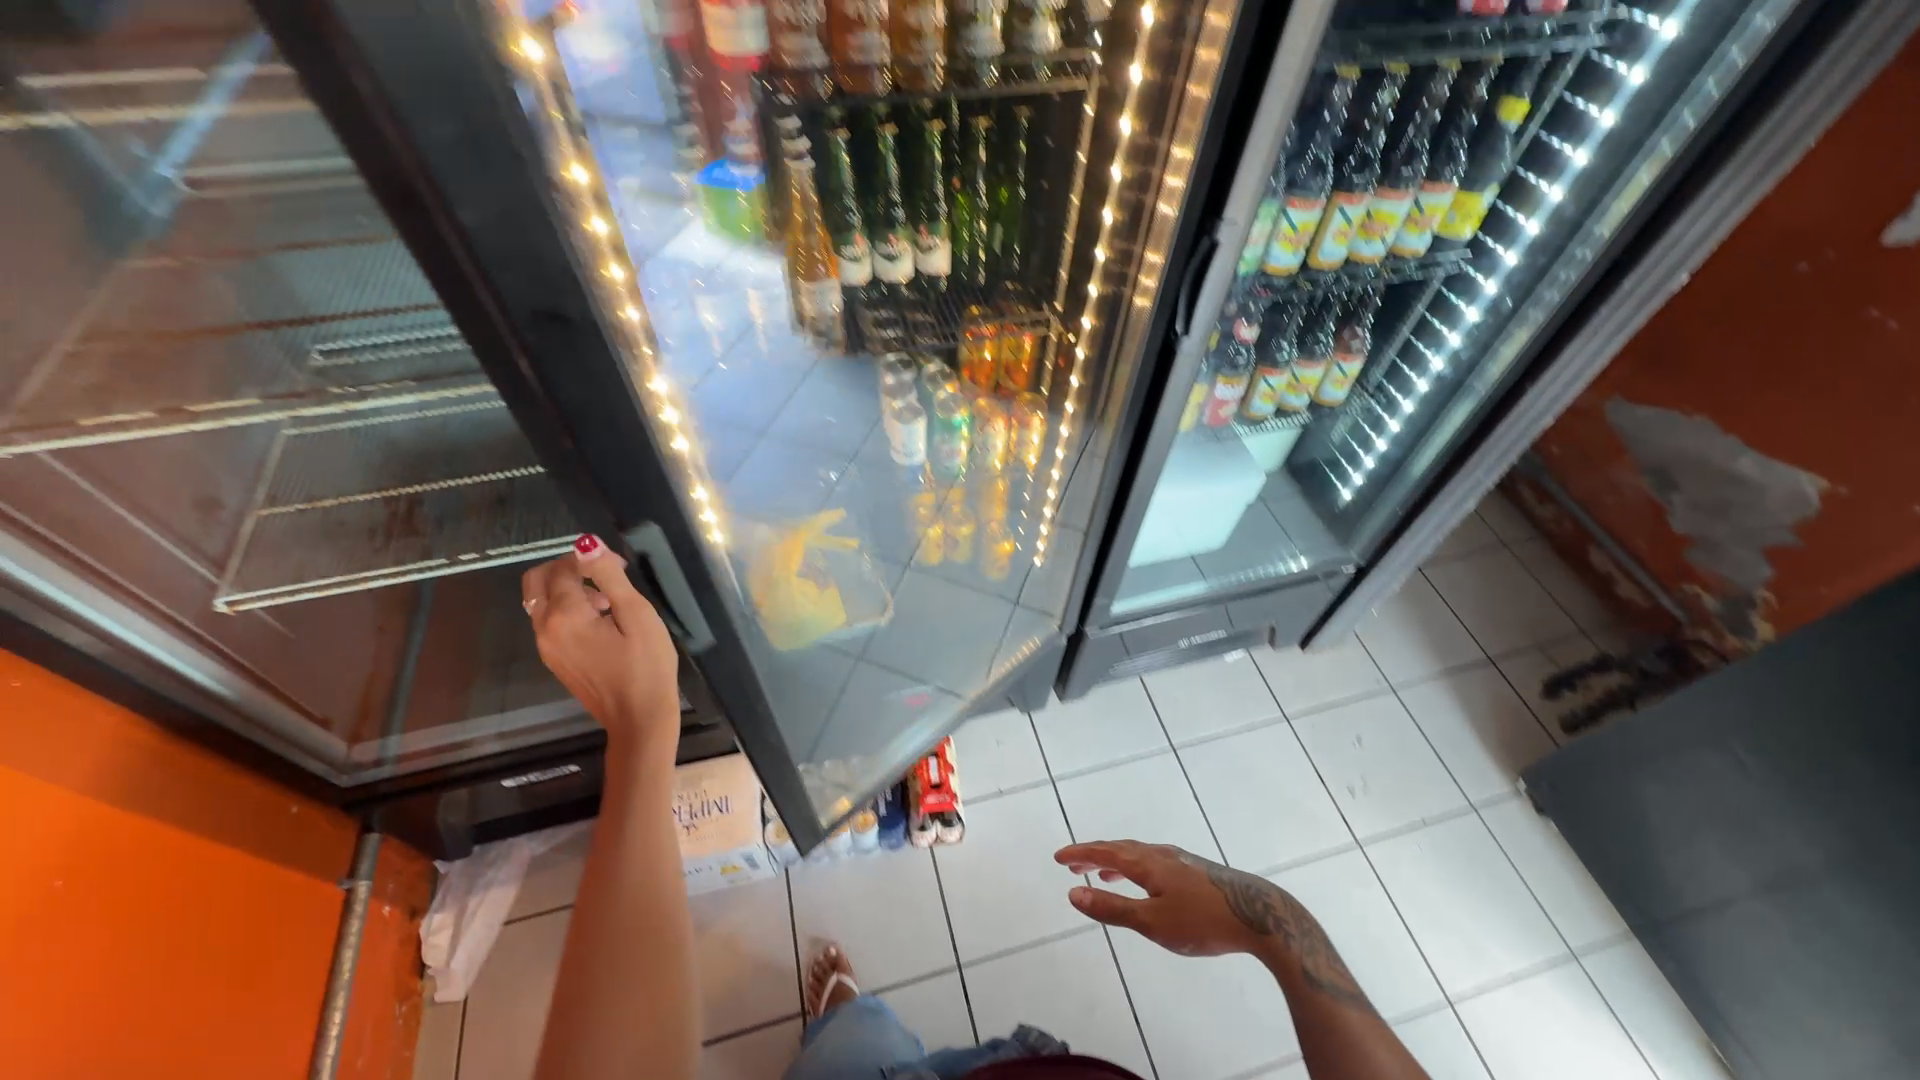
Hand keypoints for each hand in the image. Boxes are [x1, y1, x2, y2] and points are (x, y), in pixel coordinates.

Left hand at [523, 535, 678, 750]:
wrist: (638, 718)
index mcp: (565, 615)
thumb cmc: (646, 666)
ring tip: (609, 600)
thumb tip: (587, 544)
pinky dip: (567, 610)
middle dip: (565, 567)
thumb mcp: (637, 615)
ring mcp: (546, 647)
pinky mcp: (554, 660)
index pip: (564, 568)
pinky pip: (549, 622)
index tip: (619, 565)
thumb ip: (609, 576)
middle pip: (537, 581)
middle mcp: (545, 628)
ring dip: (567, 589)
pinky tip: (601, 622)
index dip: (590, 558)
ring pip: (541, 602)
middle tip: (602, 572)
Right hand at [1056, 840, 1311, 960]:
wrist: (1263, 917)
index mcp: (1148, 862)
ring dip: (1117, 860)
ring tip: (1104, 872)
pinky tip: (1147, 882)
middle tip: (1073, 864)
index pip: (1105, 851)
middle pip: (1121, 848)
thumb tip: (1074, 893)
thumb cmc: (1203, 921)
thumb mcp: (1152, 922)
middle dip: (1095, 854)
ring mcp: (1184, 861)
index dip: (1080, 853)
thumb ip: (1112, 908)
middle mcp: (1163, 854)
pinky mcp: (1199, 872)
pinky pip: (1156, 861)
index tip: (1058, 857)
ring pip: (1141, 854)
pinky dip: (1138, 866)